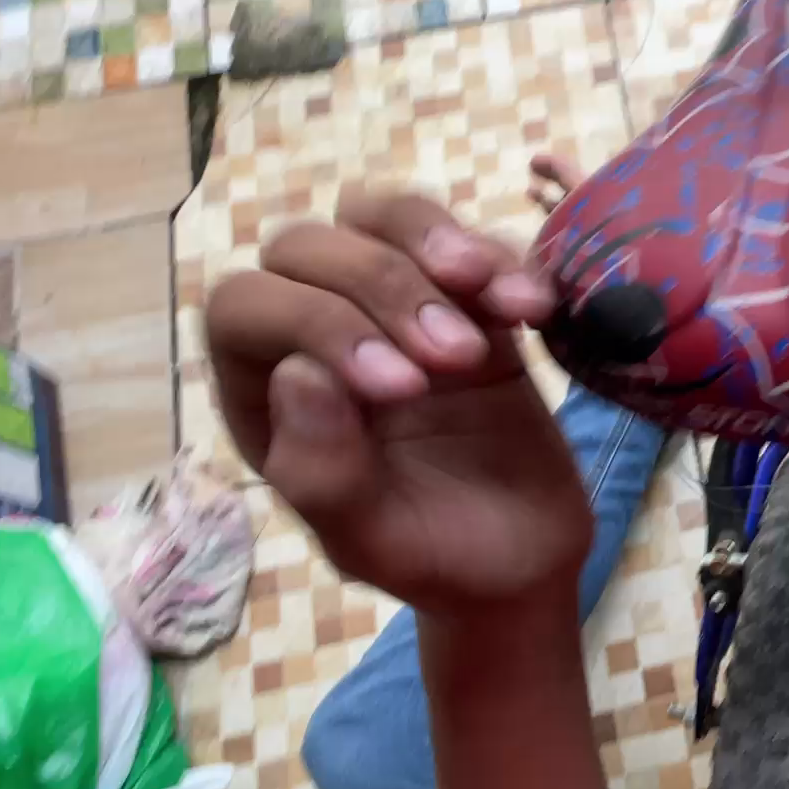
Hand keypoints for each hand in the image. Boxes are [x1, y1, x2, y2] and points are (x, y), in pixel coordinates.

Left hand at [204, 190, 590, 616]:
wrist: (523, 566)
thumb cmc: (439, 560)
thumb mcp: (370, 543)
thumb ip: (322, 474)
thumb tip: (298, 374)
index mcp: (273, 397)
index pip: (251, 308)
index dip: (321, 324)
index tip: (408, 388)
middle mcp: (328, 341)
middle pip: (315, 246)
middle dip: (387, 287)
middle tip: (460, 358)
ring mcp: (407, 321)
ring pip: (388, 222)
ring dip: (439, 243)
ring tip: (502, 300)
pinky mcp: (479, 320)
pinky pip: (481, 256)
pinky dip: (508, 263)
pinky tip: (537, 308)